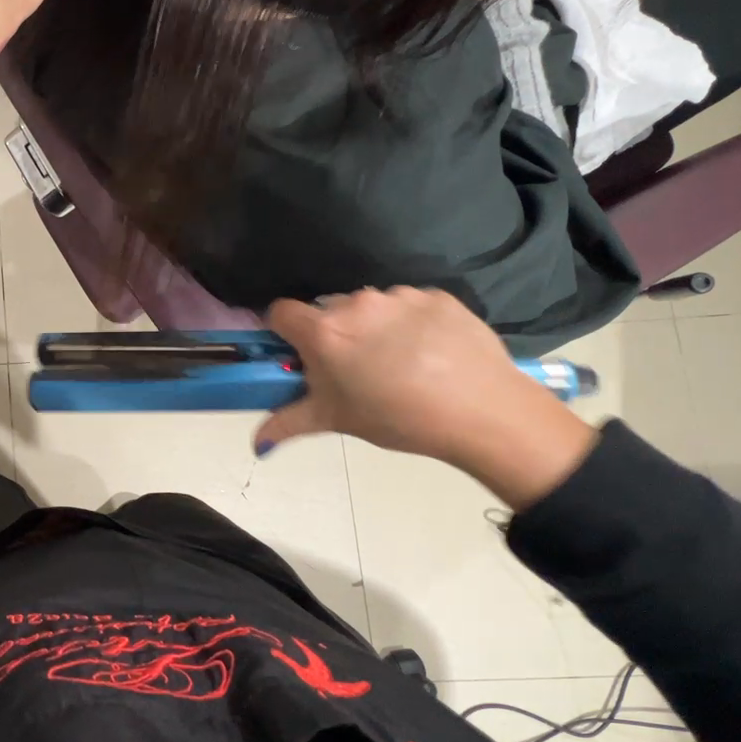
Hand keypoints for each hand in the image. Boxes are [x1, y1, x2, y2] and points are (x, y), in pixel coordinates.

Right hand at [254, 288, 598, 509]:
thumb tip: (256, 445)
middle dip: (334, 334)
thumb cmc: (397, 418)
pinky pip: (411, 305)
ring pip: (371, 307)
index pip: (281, 312)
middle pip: (329, 310)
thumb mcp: (335, 422)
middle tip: (354, 369)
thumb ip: (288, 424)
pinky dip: (412, 324)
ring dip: (374, 327)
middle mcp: (356, 304)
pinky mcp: (438, 296)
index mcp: (324, 332)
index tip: (299, 353)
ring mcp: (400, 296)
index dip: (284, 331)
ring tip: (398, 363)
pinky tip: (429, 354)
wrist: (483, 412)